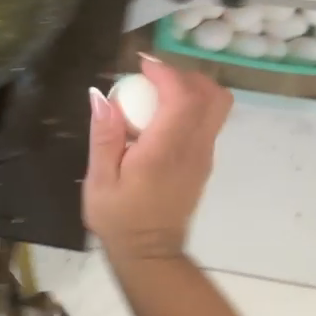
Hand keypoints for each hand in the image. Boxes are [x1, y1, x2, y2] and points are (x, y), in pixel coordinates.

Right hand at [83, 55, 231, 263]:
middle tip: (151, 76)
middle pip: (213, 96)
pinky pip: (206, 122)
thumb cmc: (117, 217)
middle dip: (185, 75)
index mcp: (165, 151)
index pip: (182, 98)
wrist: (148, 251)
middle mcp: (193, 149)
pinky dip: (189, 107)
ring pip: (216, 107)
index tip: (140, 63)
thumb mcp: (99, 179)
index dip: (165, 73)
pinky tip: (157, 117)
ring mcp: (203, 156)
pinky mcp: (202, 162)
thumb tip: (101, 97)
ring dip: (190, 89)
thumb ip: (104, 136)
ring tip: (154, 93)